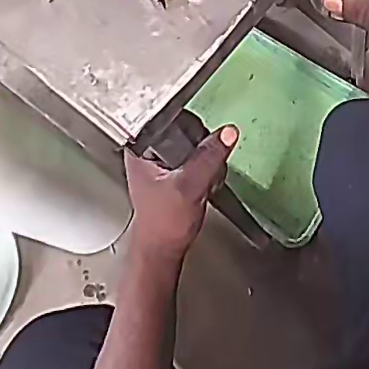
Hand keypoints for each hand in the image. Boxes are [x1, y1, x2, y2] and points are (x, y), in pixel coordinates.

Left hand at [122, 125, 236, 267]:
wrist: (164, 252)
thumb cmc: (165, 223)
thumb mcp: (190, 186)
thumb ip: (208, 157)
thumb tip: (227, 132)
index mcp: (141, 147)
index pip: (169, 117)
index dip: (190, 127)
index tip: (200, 142)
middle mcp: (149, 149)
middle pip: (186, 128)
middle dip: (203, 147)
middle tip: (203, 168)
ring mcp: (163, 160)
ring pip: (196, 143)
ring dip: (208, 159)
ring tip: (204, 180)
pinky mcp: (176, 170)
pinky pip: (199, 156)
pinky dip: (208, 167)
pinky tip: (206, 183)